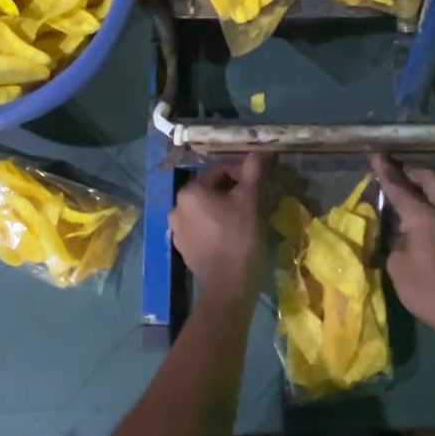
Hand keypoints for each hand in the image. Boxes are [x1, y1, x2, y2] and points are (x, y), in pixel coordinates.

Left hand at [171, 153, 270, 300]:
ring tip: (240, 217)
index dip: (239, 172)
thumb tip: (257, 152)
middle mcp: (176, 206)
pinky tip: (228, 234)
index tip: (255, 182)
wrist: (227, 284)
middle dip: (228, 190)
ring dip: (219, 207)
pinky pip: (198, 226)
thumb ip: (251, 173)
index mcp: (190, 191)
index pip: (217, 170)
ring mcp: (176, 228)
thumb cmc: (238, 237)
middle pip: (207, 188)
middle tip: (250, 199)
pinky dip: (212, 224)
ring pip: (202, 208)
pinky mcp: (182, 247)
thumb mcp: (248, 201)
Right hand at [371, 155, 434, 356]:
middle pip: (430, 178)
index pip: (399, 187)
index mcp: (423, 216)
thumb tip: (401, 231)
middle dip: (411, 169)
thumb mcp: (397, 266)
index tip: (375, 155)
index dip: (385, 171)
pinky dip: (431, 202)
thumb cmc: (427, 291)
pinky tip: (420, 215)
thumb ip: (395, 241)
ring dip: (423, 186)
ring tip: (406, 189)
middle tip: (395, 168)